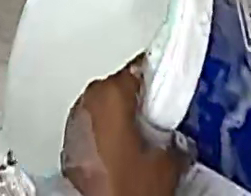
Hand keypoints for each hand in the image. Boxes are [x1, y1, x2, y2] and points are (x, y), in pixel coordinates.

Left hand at [62, 58, 187, 195]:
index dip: (161, 76)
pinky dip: (109, 130)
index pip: (143, 66)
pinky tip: (124, 150)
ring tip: (143, 137)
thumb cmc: (121, 187)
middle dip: (142, 98)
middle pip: (124, 84)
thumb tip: (181, 143)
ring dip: (124, 114)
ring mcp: (76, 118)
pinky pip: (96, 122)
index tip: (174, 88)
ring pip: (108, 103)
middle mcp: (90, 97)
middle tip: (162, 117)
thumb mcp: (165, 165)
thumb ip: (177, 142)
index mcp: (112, 90)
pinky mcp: (68, 140)